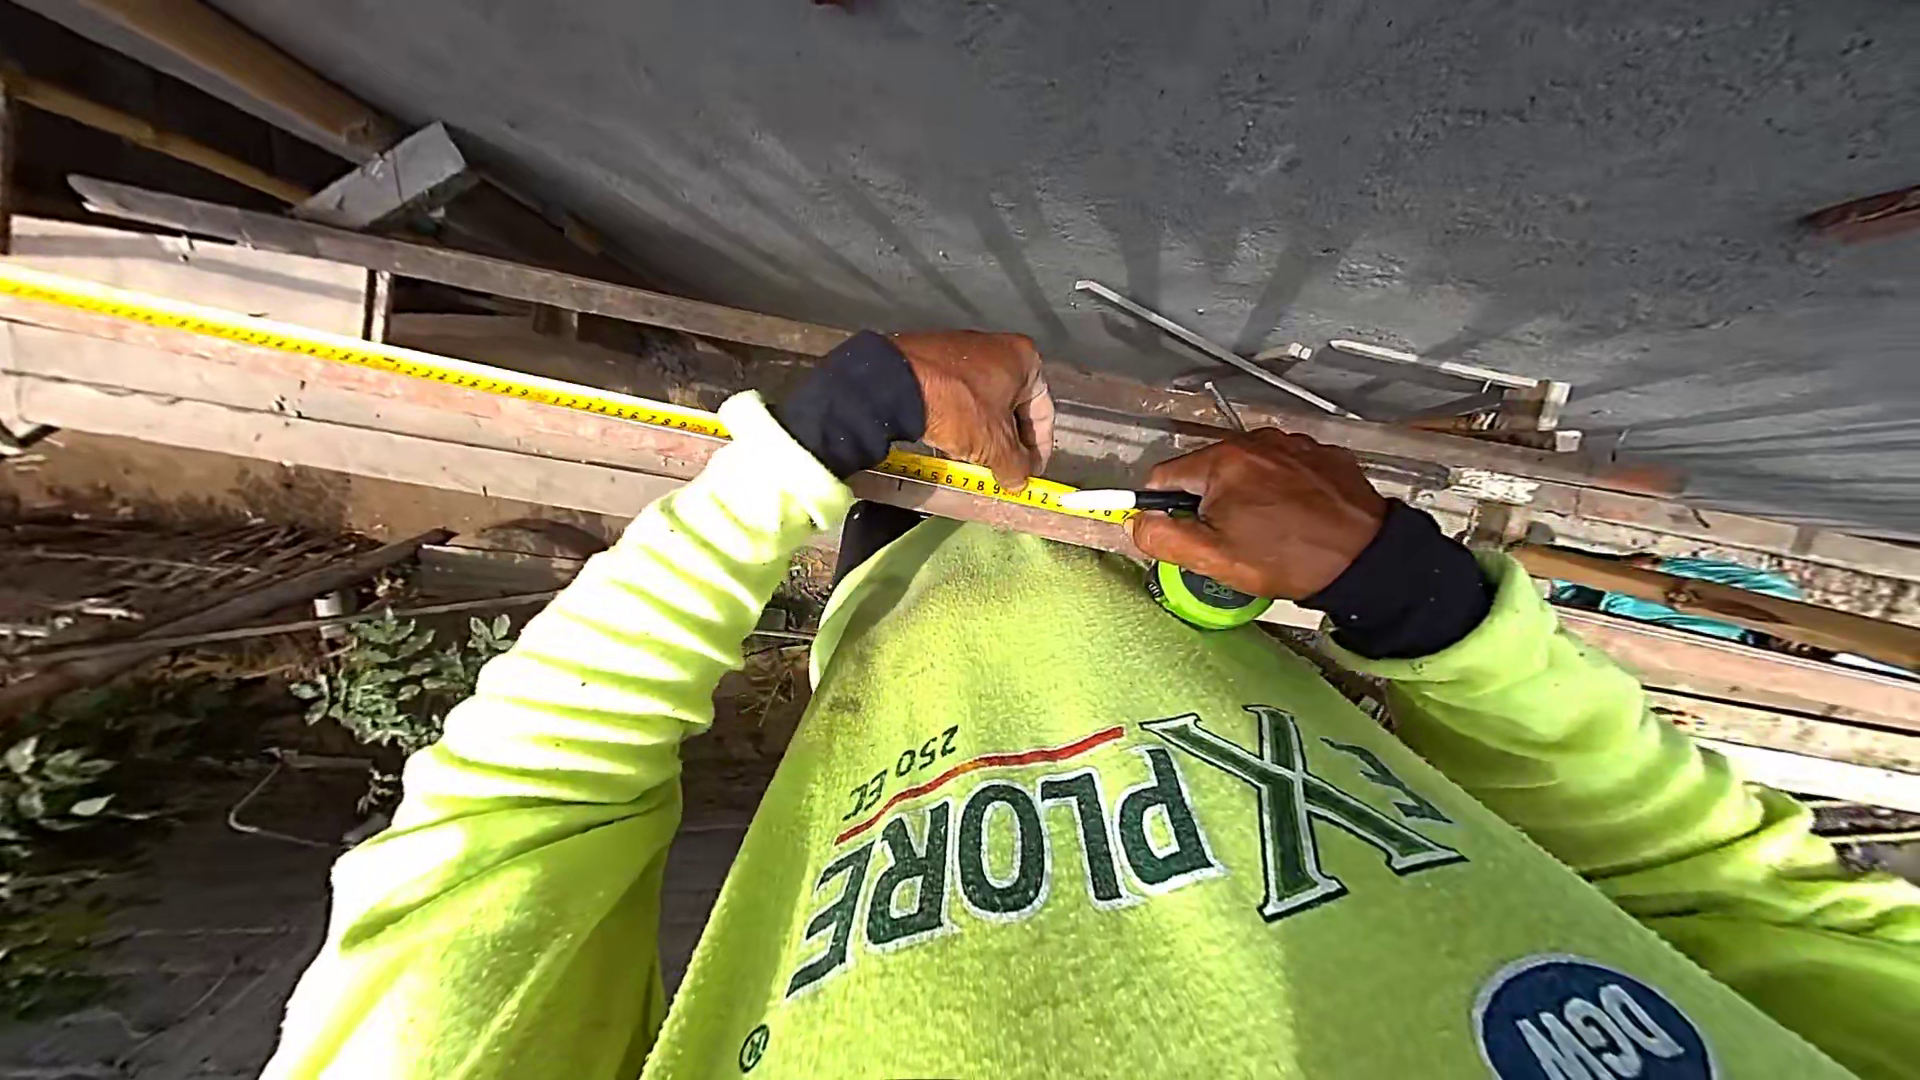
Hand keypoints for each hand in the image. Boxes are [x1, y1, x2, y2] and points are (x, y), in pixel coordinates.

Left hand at [891, 331, 1054, 490]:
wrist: (897, 384)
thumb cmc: (957, 406)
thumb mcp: (994, 445)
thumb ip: (1015, 466)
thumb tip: (1018, 480)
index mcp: (1025, 359)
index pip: (1044, 413)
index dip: (1040, 449)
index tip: (1030, 472)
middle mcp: (999, 348)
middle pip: (1015, 409)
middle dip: (1010, 445)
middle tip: (1006, 472)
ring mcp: (965, 351)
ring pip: (986, 405)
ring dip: (986, 437)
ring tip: (979, 463)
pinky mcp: (937, 361)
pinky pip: (960, 398)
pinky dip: (963, 424)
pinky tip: (954, 446)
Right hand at [1127, 429, 1388, 600]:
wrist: (1367, 561)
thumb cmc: (1288, 558)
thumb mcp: (1211, 558)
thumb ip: (1160, 536)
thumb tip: (1137, 521)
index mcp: (1222, 461)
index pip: (1163, 476)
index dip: (1160, 506)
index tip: (1170, 527)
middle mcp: (1256, 442)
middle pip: (1203, 472)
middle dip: (1203, 503)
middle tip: (1224, 538)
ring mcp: (1292, 446)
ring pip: (1241, 470)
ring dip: (1239, 496)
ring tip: (1261, 530)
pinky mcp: (1320, 456)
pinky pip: (1278, 469)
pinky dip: (1275, 490)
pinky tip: (1289, 517)